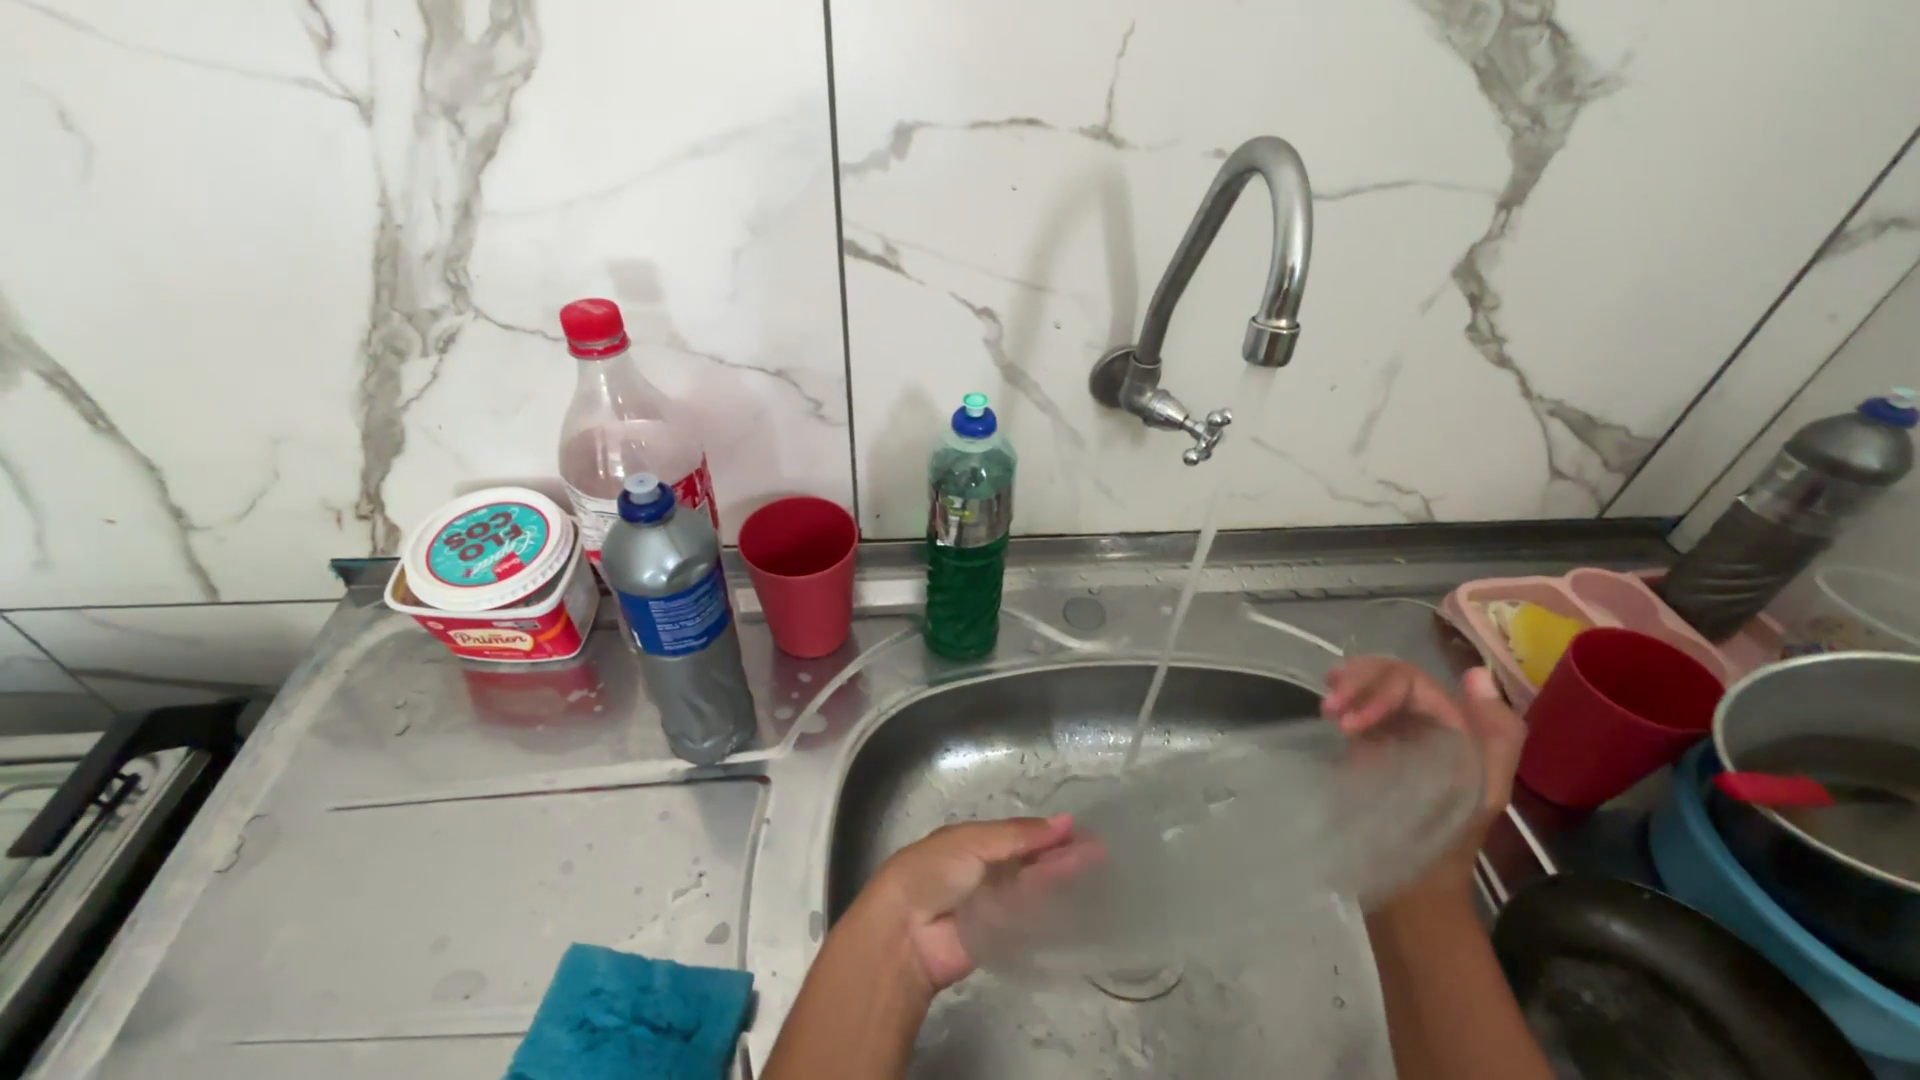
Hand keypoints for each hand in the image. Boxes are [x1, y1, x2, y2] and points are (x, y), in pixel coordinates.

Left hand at [855, 815, 1095, 993]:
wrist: (905, 932)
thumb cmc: (932, 872)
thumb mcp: (971, 841)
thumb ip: (1017, 835)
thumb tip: (1065, 822)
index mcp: (973, 843)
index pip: (1019, 835)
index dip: (1048, 832)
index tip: (1081, 830)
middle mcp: (986, 872)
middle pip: (1031, 862)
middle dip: (1061, 855)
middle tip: (1099, 851)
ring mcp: (994, 905)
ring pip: (1034, 888)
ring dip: (1061, 878)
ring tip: (1096, 869)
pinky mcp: (1002, 937)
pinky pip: (1031, 920)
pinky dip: (1053, 910)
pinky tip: (1081, 901)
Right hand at [1323, 656, 1525, 896]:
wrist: (1410, 884)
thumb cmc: (1447, 841)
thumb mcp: (1486, 790)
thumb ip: (1497, 734)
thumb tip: (1474, 673)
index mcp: (1455, 725)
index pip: (1412, 681)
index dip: (1379, 690)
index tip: (1349, 724)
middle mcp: (1424, 721)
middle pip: (1388, 676)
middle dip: (1358, 682)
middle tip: (1328, 706)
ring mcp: (1393, 731)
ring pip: (1368, 685)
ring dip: (1346, 689)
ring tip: (1325, 709)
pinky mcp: (1367, 746)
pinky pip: (1356, 708)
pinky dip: (1341, 700)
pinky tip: (1327, 713)